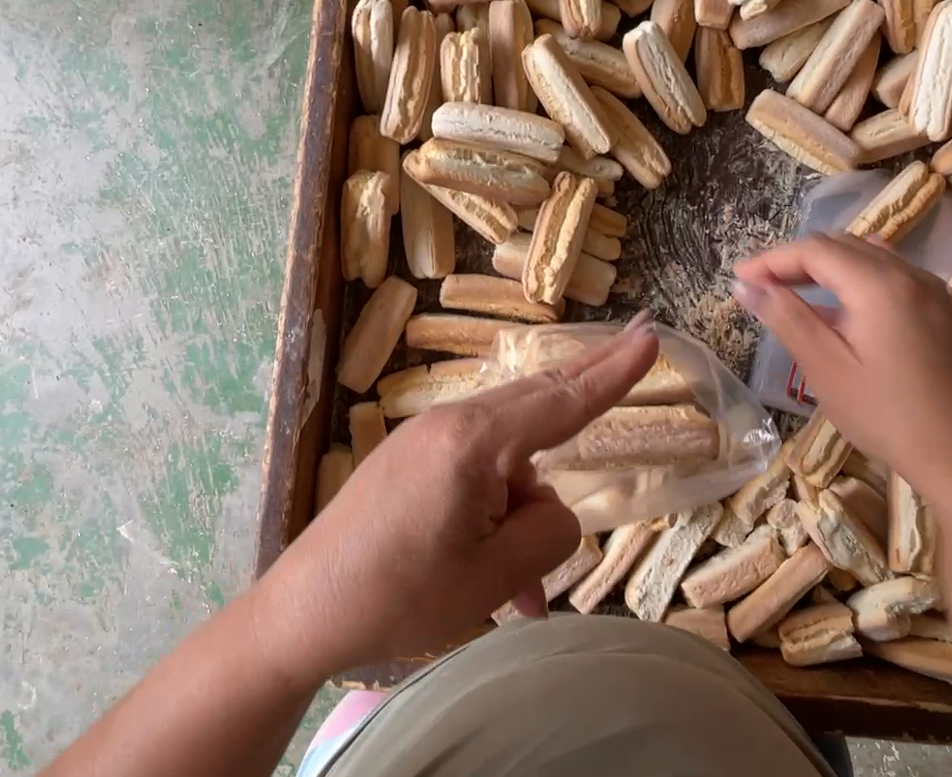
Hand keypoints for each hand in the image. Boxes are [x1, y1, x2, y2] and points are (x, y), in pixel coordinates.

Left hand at [250, 317, 659, 678]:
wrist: (301, 613)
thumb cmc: (400, 596)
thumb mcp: (493, 576)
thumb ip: (548, 530)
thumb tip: (549, 506)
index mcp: (475, 442)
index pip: (563, 399)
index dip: (614, 372)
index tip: (650, 337)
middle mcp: (450, 424)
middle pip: (536, 409)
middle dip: (582, 403)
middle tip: (633, 355)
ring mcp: (424, 440)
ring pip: (505, 460)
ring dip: (522, 515)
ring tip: (519, 593)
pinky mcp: (408, 461)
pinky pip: (473, 474)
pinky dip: (493, 516)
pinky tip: (490, 577)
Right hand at [733, 234, 951, 491]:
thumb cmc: (888, 416)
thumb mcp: (826, 368)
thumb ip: (786, 318)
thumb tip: (747, 287)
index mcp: (880, 284)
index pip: (815, 250)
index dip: (772, 260)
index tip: (738, 278)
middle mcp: (910, 274)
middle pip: (842, 246)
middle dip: (795, 260)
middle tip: (758, 286)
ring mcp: (932, 291)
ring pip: (868, 256)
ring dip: (825, 267)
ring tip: (790, 291)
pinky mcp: (942, 311)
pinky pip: (890, 275)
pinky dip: (854, 278)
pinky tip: (840, 304)